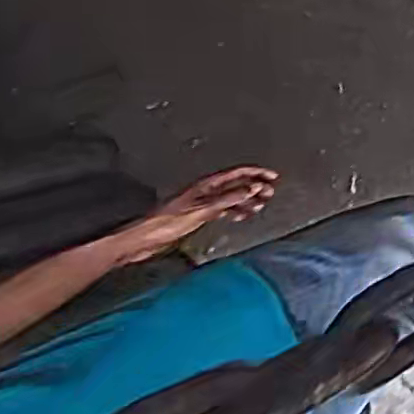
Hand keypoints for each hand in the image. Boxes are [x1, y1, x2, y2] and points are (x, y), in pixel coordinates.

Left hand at [107, 167, 278, 263]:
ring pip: (232, 197)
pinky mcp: (198, 215)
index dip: (258, 173)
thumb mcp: (203, 209)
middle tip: (270, 194)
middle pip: (238, 184)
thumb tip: (255, 187)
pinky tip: (241, 216)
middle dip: (256, 187)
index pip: (239, 172)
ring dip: (247, 200)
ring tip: (259, 207)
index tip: (274, 177)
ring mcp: (203, 202)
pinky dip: (235, 211)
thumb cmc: (168, 222)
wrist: (140, 241)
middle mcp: (208, 190)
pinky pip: (224, 208)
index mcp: (208, 184)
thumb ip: (230, 198)